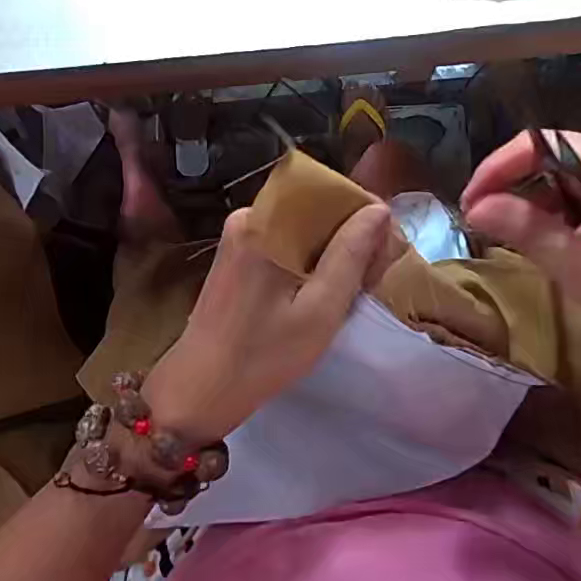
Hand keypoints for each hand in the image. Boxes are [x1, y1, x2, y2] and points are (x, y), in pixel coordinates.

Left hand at [143, 203, 393, 440]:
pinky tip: (322, 289)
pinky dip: (311, 257)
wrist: (199, 388)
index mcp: (265, 223)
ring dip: (333, 248)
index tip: (380, 253)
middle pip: (317, 205)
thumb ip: (350, 255)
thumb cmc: (262, 356)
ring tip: (351, 287)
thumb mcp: (320, 310)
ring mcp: (240, 233)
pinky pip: (288, 238)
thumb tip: (380, 209)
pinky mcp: (239, 252)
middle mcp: (249, 216)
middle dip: (350, 233)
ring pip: (305, 224)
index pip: (328, 191)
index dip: (363, 214)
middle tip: (369, 278)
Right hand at [461, 132, 580, 363]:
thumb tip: (474, 207)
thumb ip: (526, 228)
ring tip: (509, 229)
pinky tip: (547, 236)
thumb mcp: (579, 264)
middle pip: (554, 154)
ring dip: (534, 197)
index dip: (500, 167)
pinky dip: (558, 209)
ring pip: (566, 173)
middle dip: (514, 182)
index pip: (544, 144)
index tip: (471, 200)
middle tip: (482, 216)